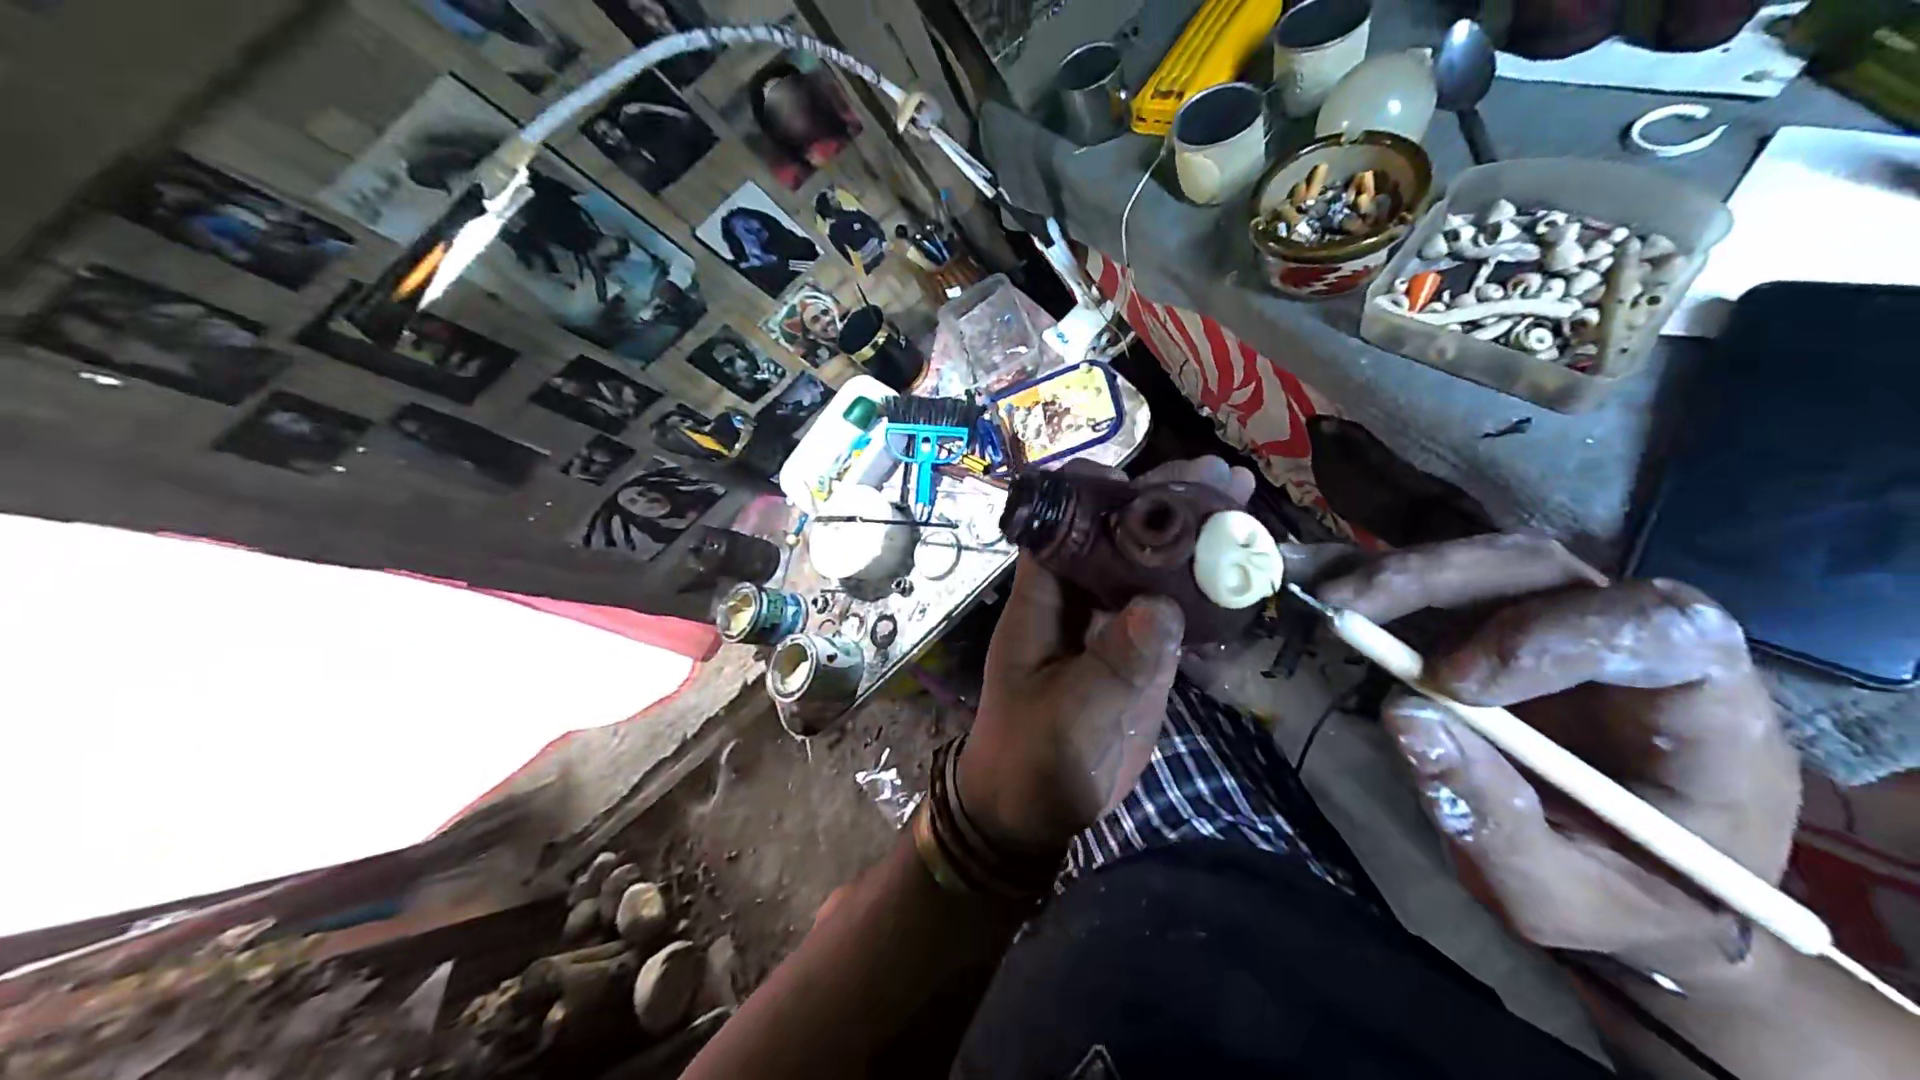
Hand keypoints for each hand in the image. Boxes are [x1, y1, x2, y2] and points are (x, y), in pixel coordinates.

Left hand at [957, 457, 1256, 852]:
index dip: (1093, 496)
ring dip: (1192, 538)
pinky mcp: (1139, 656)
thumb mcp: (1069, 717)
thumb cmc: (1033, 760)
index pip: (1061, 530)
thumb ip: (1113, 666)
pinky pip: (1173, 611)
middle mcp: (1078, 603)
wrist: (1035, 813)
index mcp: (1043, 603)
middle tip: (1219, 478)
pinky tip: (1243, 568)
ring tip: (1242, 503)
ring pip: (1151, 569)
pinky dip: (1204, 590)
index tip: (1137, 478)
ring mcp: (1112, 628)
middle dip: (1161, 505)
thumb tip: (1162, 608)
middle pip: (1117, 538)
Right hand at [1312, 534, 1800, 973]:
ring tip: (1319, 597)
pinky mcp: (1494, 629)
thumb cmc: (1619, 899)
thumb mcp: (1558, 896)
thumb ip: (1493, 819)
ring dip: (1394, 575)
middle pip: (1541, 571)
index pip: (1658, 626)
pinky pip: (1435, 585)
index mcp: (1702, 712)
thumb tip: (1403, 716)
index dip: (1549, 635)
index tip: (1451, 684)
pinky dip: (1370, 576)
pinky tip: (1313, 575)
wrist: (1625, 884)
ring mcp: (1555, 627)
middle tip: (1345, 610)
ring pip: (1482, 564)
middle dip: (1435, 580)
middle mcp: (1627, 643)